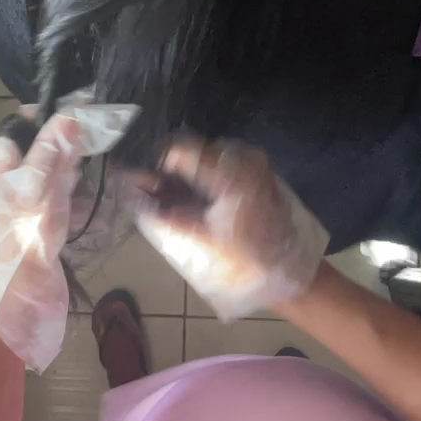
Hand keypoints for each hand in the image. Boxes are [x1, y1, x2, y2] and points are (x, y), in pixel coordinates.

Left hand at [0, 99, 134, 369]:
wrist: (9, 316)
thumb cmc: (15, 249)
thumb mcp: (36, 195)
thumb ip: (52, 158)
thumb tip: (67, 116)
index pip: (13, 140)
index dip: (37, 121)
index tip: (71, 109)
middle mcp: (8, 201)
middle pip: (34, 165)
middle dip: (61, 150)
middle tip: (96, 135)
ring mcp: (23, 226)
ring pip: (48, 193)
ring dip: (72, 180)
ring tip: (103, 165)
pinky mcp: (40, 250)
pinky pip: (58, 220)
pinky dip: (76, 210)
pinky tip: (97, 208)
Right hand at [130, 136, 328, 320]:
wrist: (291, 272)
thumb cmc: (243, 260)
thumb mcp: (197, 238)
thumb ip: (160, 211)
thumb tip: (129, 191)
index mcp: (227, 171)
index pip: (178, 148)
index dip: (160, 169)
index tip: (155, 192)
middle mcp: (243, 157)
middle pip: (192, 150)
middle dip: (174, 173)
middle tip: (167, 202)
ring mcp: (255, 162)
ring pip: (206, 156)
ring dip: (191, 176)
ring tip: (189, 206)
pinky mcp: (260, 170)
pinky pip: (224, 164)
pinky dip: (209, 179)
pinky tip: (208, 204)